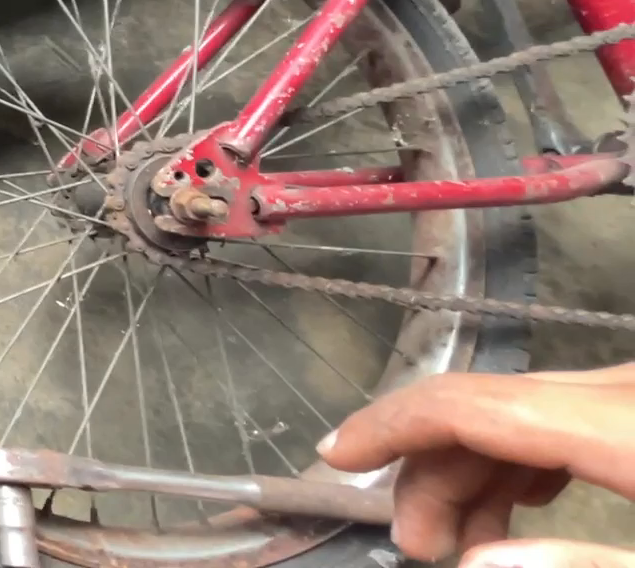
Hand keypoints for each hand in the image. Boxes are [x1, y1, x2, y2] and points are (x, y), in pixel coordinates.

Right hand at [317, 363, 634, 567]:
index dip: (386, 427)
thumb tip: (472, 564)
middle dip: (427, 472)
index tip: (334, 457)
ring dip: (469, 471)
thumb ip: (588, 565)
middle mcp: (610, 388)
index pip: (460, 406)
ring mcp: (625, 391)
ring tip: (462, 538)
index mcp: (619, 425)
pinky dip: (514, 459)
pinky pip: (549, 415)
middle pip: (474, 410)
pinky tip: (514, 502)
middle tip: (414, 541)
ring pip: (506, 413)